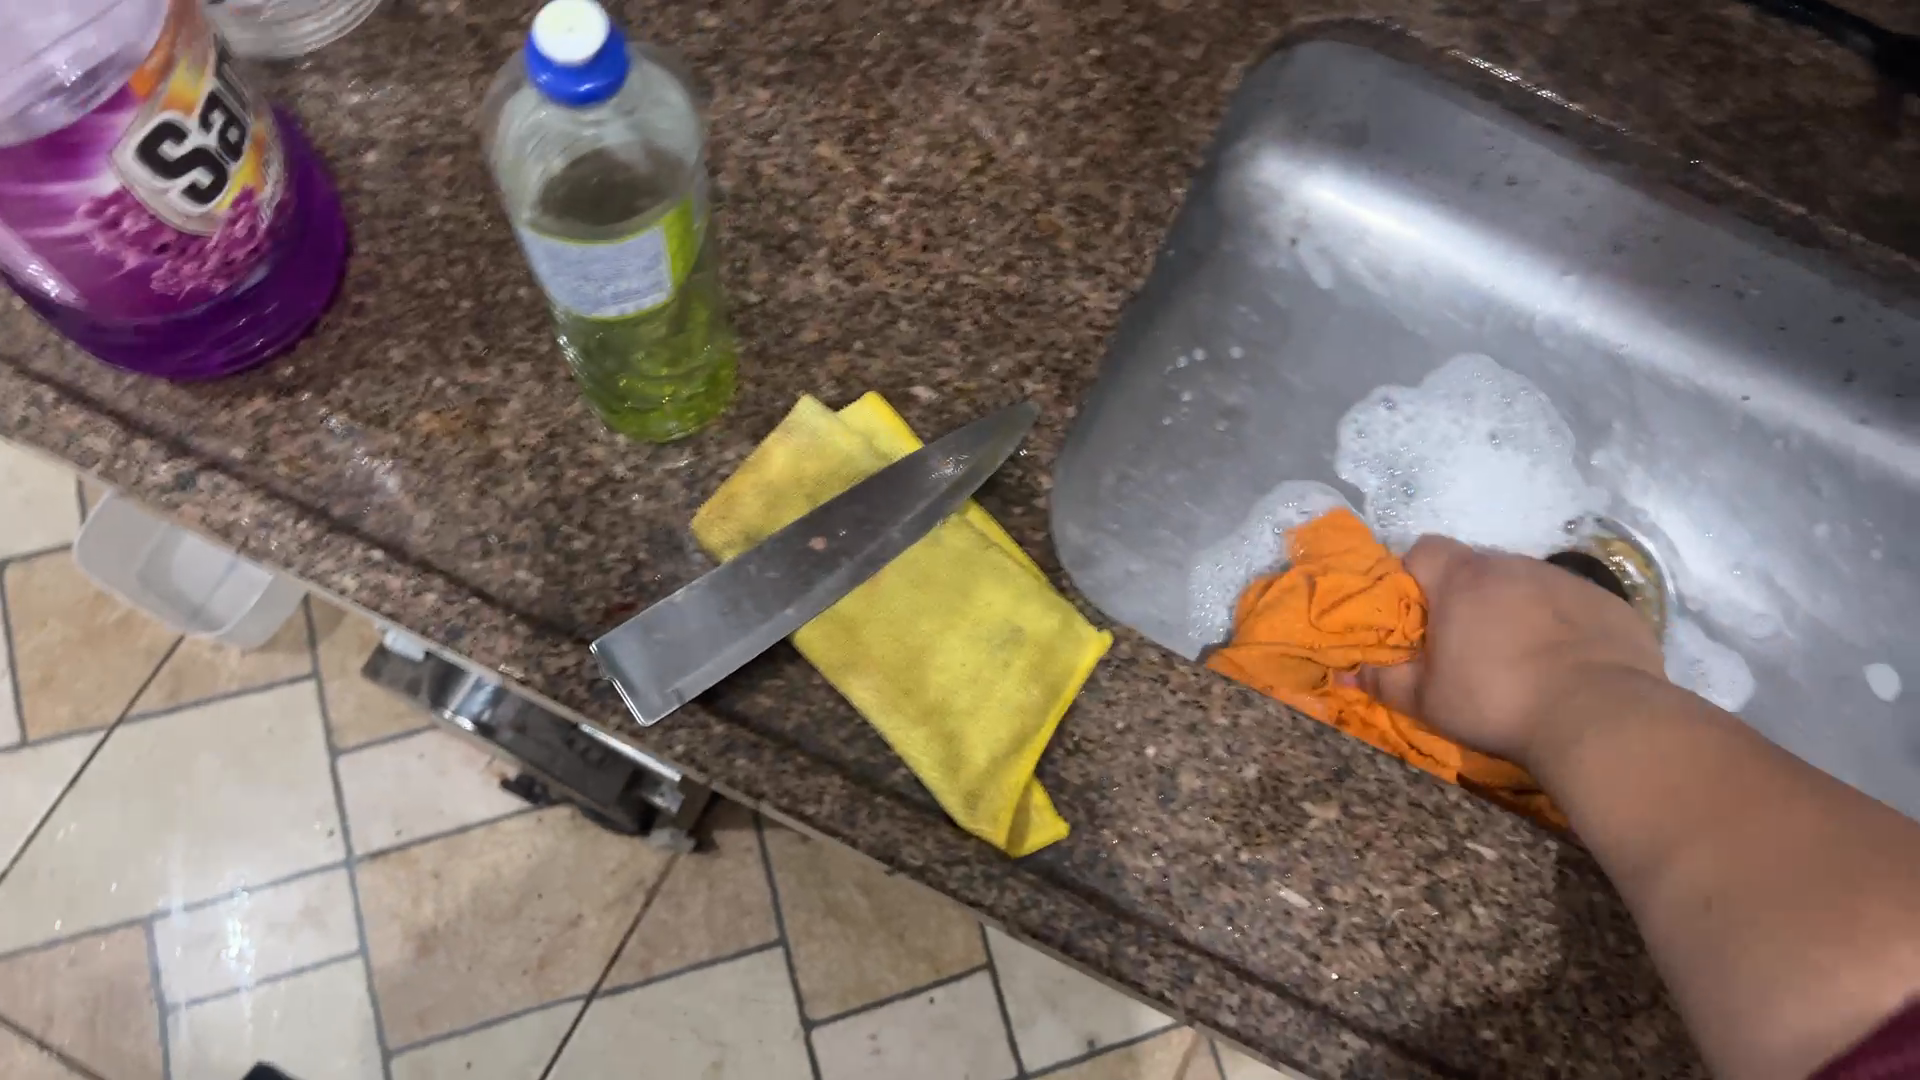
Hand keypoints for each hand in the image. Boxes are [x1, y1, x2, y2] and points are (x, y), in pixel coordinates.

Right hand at [1361, 536, 1665, 767]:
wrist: (1603, 720)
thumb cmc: (1496, 701)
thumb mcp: (1425, 700)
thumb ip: (1383, 680)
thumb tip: (1345, 674)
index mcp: (1464, 580)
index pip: (1425, 549)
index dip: (1414, 575)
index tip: (1418, 613)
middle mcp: (1514, 567)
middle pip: (1476, 567)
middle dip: (1465, 595)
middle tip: (1463, 641)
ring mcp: (1567, 582)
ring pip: (1524, 583)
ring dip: (1513, 607)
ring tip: (1518, 654)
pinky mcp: (1612, 604)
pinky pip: (1571, 604)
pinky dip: (1560, 624)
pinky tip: (1564, 662)